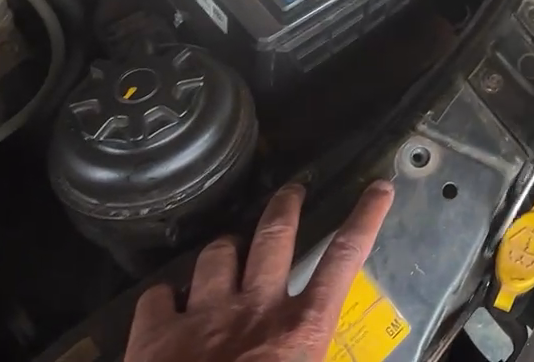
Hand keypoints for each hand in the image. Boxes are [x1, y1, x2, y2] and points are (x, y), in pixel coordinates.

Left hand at [124, 180, 393, 361]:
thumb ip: (316, 352)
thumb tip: (322, 346)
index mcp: (302, 327)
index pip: (344, 256)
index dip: (365, 217)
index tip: (379, 187)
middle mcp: (257, 308)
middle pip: (275, 236)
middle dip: (285, 206)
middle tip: (291, 190)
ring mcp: (203, 318)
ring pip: (217, 255)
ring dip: (224, 249)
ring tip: (226, 250)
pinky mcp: (154, 339)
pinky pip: (156, 296)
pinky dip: (163, 295)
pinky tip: (166, 301)